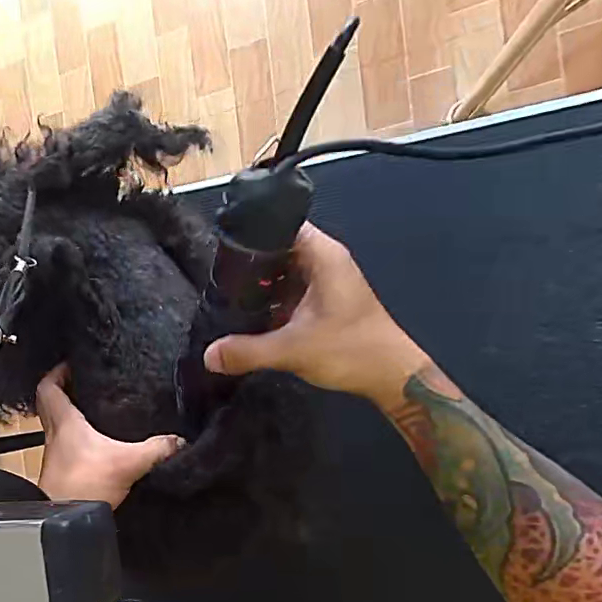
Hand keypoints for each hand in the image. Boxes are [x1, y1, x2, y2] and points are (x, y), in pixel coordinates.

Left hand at [35, 364, 182, 505]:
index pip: (49, 387)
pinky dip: (81, 443)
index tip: (73, 365)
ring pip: (57, 427)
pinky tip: (102, 448)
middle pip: (50, 404)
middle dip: (65, 391)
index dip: (58, 372)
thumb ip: (157, 448)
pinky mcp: (64, 474)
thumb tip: (179, 441)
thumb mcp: (128, 462)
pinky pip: (69, 449)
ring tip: (96, 412)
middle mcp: (56, 437)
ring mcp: (57, 457)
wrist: (63, 521)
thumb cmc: (83, 487)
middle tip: (85, 384)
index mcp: (65, 423)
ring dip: (71, 417)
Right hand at [203, 223, 430, 407]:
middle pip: (278, 250)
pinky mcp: (329, 303)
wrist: (391, 375)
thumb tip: (210, 355)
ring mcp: (328, 282)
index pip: (277, 226)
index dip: (249, 237)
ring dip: (263, 289)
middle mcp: (326, 261)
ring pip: (285, 274)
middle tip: (222, 284)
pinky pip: (294, 293)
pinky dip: (277, 303)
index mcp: (322, 254)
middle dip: (251, 268)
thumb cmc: (352, 351)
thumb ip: (248, 351)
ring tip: (234, 302)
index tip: (223, 256)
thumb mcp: (293, 349)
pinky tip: (258, 320)